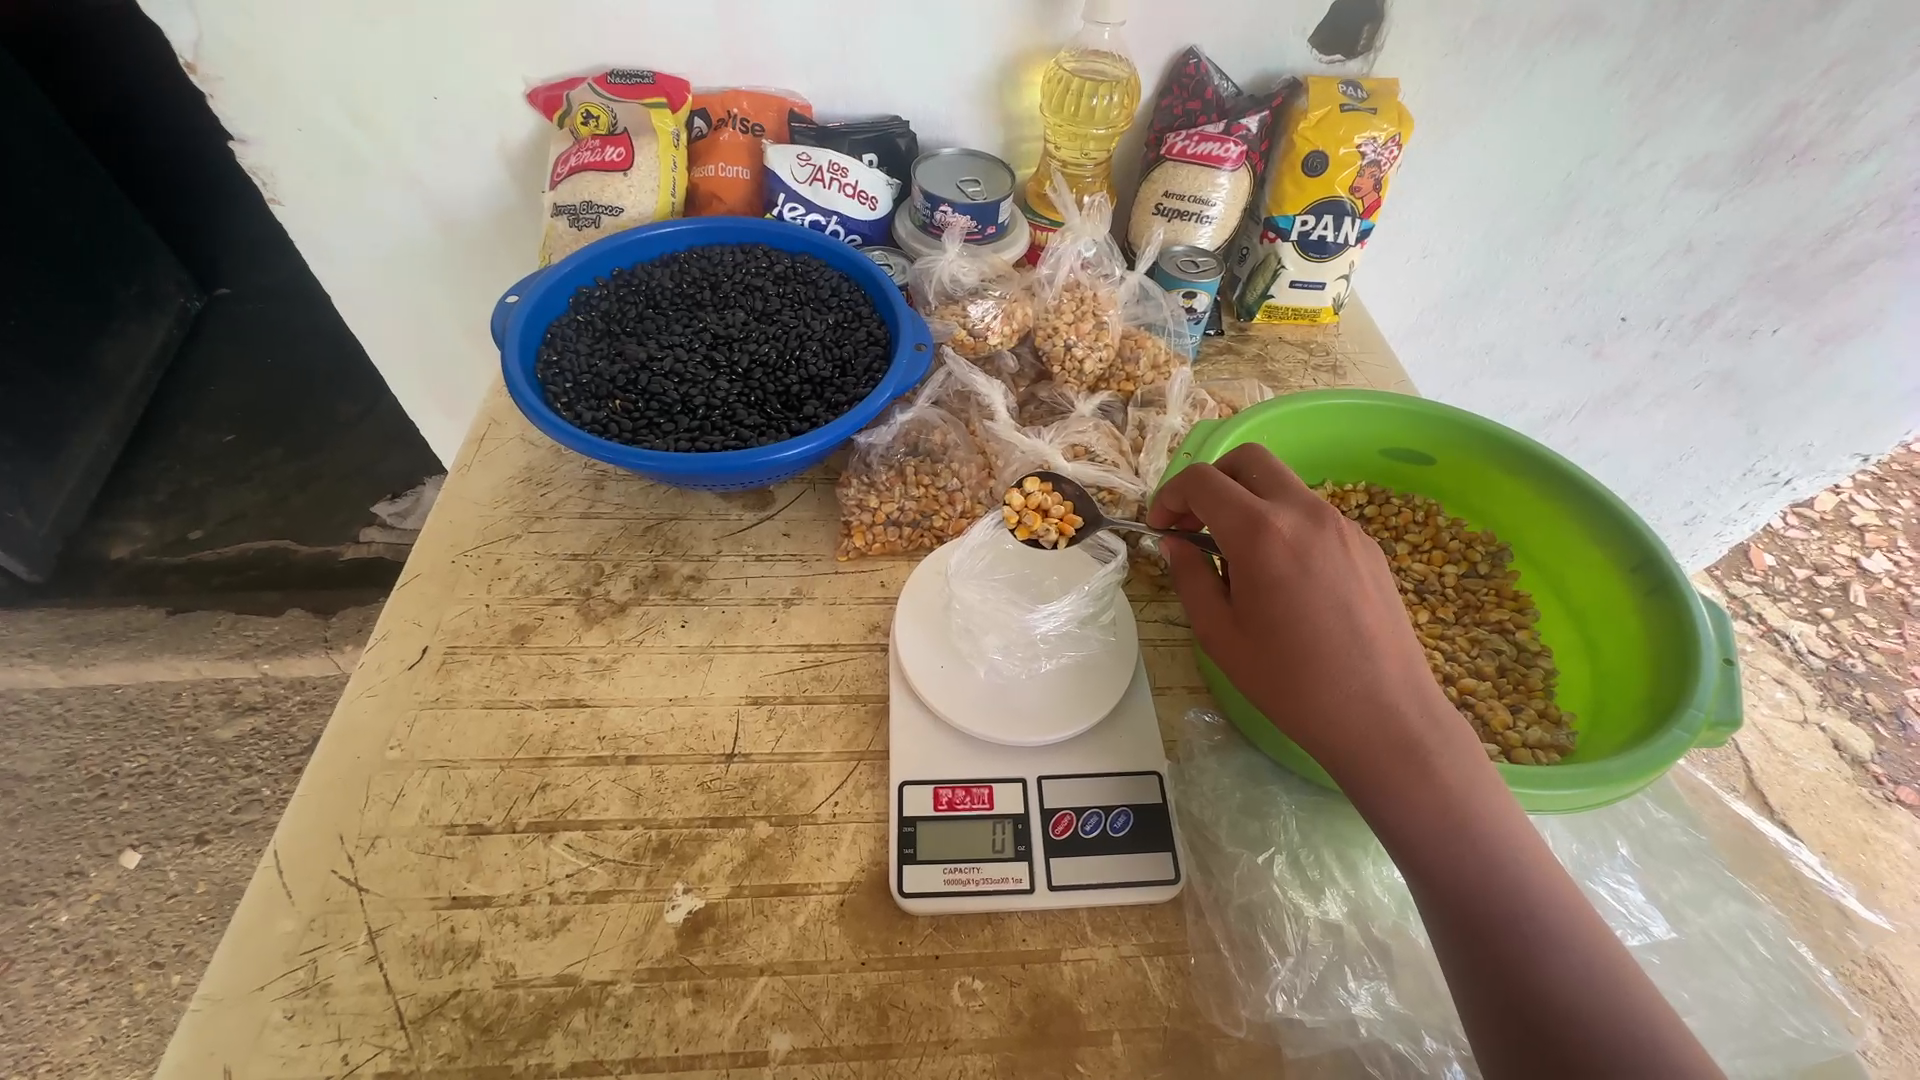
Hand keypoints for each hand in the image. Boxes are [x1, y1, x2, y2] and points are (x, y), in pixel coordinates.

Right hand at [1149, 444, 1485, 788]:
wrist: (1382, 715)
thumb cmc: (1288, 681)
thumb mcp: (1218, 633)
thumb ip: (1189, 576)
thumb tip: (1176, 542)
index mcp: (1261, 532)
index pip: (1203, 481)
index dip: (1170, 496)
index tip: (1162, 528)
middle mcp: (1305, 512)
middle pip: (1248, 460)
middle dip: (1211, 481)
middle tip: (1195, 525)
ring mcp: (1343, 525)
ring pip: (1283, 486)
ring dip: (1248, 503)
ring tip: (1238, 560)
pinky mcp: (1367, 545)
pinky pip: (1312, 515)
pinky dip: (1282, 525)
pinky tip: (1282, 578)